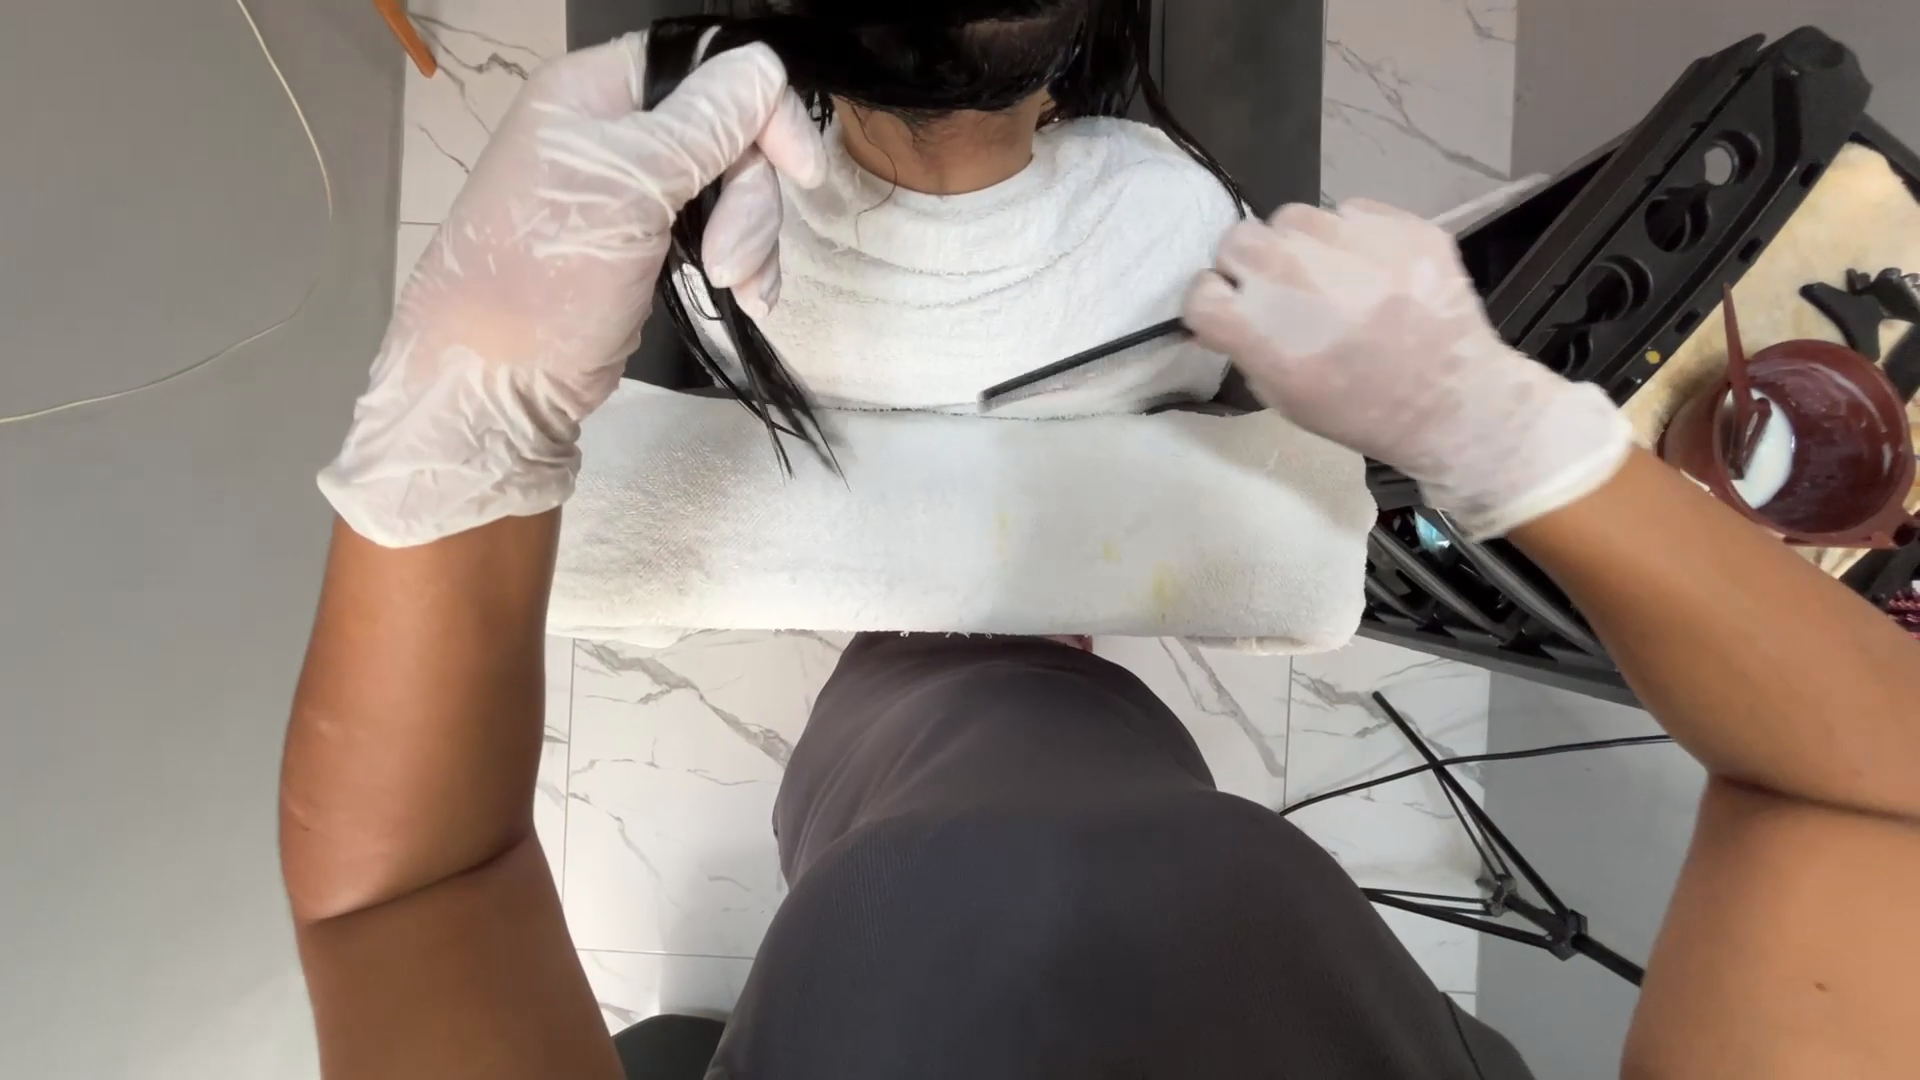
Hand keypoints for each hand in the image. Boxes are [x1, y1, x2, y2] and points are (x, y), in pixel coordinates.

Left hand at [319, 35, 825, 547]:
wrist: (509, 378)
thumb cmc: (549, 276)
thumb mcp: (627, 188)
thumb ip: (701, 126)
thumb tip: (765, 67)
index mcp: (601, 97)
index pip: (707, 72)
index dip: (763, 114)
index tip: (804, 172)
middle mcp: (625, 138)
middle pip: (731, 143)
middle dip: (749, 206)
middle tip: (732, 265)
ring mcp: (645, 199)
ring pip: (736, 196)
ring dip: (753, 246)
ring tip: (740, 293)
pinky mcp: (660, 249)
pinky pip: (726, 239)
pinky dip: (747, 269)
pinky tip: (747, 302)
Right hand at [1184, 199, 1631, 537]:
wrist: (1447, 401)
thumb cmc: (1353, 409)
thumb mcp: (1280, 395)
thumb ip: (1242, 347)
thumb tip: (1214, 316)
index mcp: (1263, 332)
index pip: (1200, 292)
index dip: (1209, 302)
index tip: (1226, 310)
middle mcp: (1298, 280)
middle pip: (1236, 240)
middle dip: (1244, 264)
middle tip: (1270, 287)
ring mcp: (1352, 247)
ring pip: (1290, 217)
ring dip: (1293, 244)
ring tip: (1321, 274)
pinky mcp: (1400, 227)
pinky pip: (1348, 211)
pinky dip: (1346, 237)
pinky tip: (1363, 269)